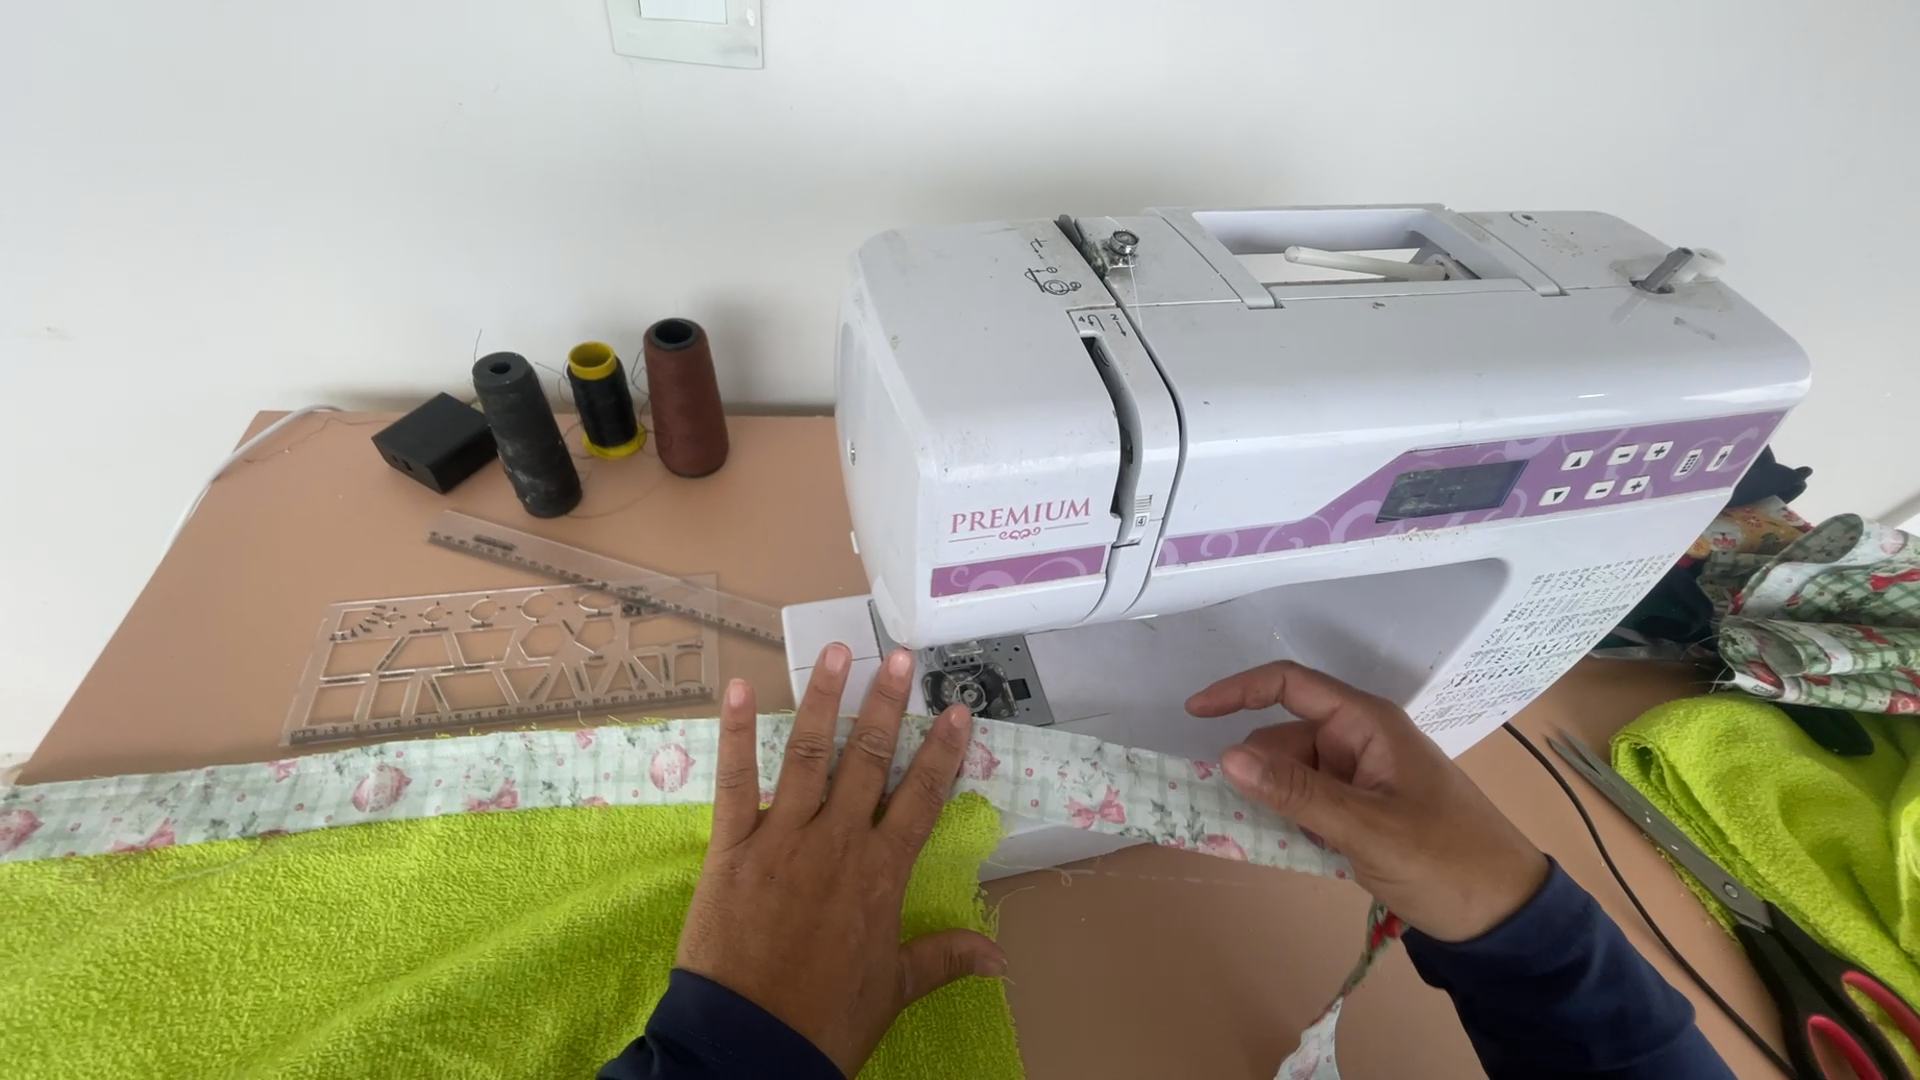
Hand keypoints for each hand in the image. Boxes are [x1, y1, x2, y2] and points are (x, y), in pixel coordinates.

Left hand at [675, 643, 1004, 1075]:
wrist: (744, 1050)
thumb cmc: (825, 1018)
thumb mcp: (893, 988)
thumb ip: (945, 957)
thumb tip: (1001, 956)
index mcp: (880, 871)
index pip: (921, 796)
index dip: (942, 751)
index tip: (957, 710)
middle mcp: (837, 839)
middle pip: (869, 758)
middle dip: (888, 704)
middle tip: (901, 657)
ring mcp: (782, 835)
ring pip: (809, 753)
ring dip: (824, 698)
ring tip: (837, 651)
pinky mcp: (732, 843)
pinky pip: (735, 780)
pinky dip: (736, 732)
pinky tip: (738, 688)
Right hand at [1187, 661, 1548, 941]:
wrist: (1509, 922)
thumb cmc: (1448, 861)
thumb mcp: (1367, 828)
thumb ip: (1295, 792)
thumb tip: (1225, 757)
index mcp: (1365, 723)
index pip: (1288, 685)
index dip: (1237, 691)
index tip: (1194, 713)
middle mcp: (1356, 739)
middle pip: (1281, 738)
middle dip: (1261, 773)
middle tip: (1256, 817)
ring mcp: (1356, 774)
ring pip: (1287, 773)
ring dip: (1275, 803)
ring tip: (1292, 842)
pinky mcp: (1355, 806)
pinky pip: (1302, 800)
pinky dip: (1290, 819)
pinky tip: (1299, 847)